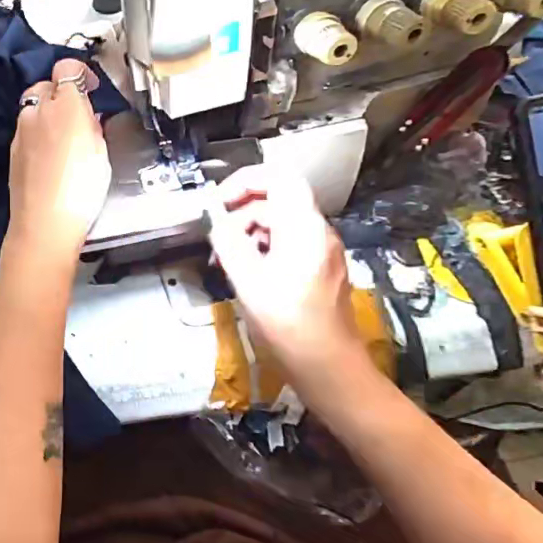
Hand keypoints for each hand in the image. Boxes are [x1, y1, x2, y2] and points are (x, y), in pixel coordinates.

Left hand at [8, 57, 109, 257]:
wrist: (44, 223)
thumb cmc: (80, 191)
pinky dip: (37, 131)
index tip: (91, 86)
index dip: (80, 74)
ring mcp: (21, 131)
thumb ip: (93, 127)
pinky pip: (26, 129)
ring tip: (64, 134)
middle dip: (61, 92)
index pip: (67, 69)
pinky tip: (50, 152)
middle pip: (46, 85)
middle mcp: (38, 112)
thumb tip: (88, 116)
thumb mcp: (101, 153)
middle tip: (79, 112)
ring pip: (32, 107)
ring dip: (47, 112)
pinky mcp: (13, 150)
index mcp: (66, 106)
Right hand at [207, 164, 357, 375]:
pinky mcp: (319, 267)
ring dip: (248, 232)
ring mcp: (321, 250)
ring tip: (225, 261)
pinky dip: (262, 248)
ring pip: (280, 222)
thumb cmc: (287, 324)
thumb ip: (228, 241)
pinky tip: (246, 272)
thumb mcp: (246, 280)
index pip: (279, 178)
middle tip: (216, 238)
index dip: (244, 180)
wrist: (327, 365)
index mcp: (303, 228)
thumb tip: (214, 218)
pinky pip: (287, 242)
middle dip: (240, 212)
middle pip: (276, 200)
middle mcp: (318, 232)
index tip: (218, 201)